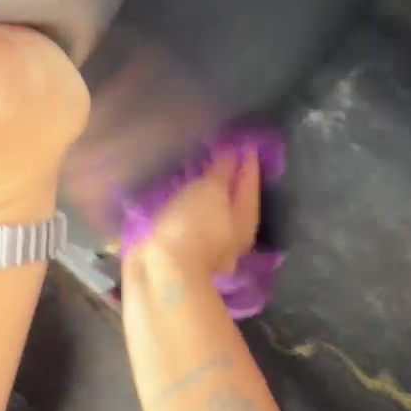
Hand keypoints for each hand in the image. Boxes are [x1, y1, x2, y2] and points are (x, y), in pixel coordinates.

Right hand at [141, 146, 261, 276]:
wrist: (160, 273)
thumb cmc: (193, 227)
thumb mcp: (212, 190)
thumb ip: (223, 170)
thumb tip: (234, 152)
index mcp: (246, 219)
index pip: (250, 181)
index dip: (247, 158)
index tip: (244, 138)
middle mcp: (232, 234)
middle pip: (233, 196)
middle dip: (228, 174)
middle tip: (221, 148)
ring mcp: (208, 244)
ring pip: (211, 208)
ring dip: (206, 188)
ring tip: (196, 165)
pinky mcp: (184, 248)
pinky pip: (191, 216)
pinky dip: (189, 202)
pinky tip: (178, 192)